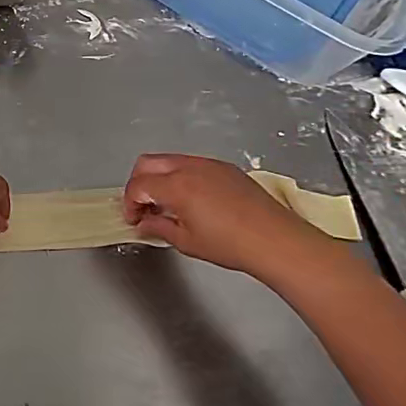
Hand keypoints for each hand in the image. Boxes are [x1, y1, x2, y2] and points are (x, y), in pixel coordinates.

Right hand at [121, 153, 333, 275]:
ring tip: (167, 206)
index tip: (134, 219)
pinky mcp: (225, 168)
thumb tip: (145, 222)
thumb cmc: (231, 244)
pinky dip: (180, 177)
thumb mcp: (186, 241)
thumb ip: (158, 227)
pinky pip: (192, 165)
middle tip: (143, 207)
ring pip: (170, 161)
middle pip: (148, 163)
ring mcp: (209, 164)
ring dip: (160, 179)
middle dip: (139, 184)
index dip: (130, 203)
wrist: (275, 240)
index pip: (138, 185)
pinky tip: (190, 201)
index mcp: (176, 185)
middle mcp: (190, 167)